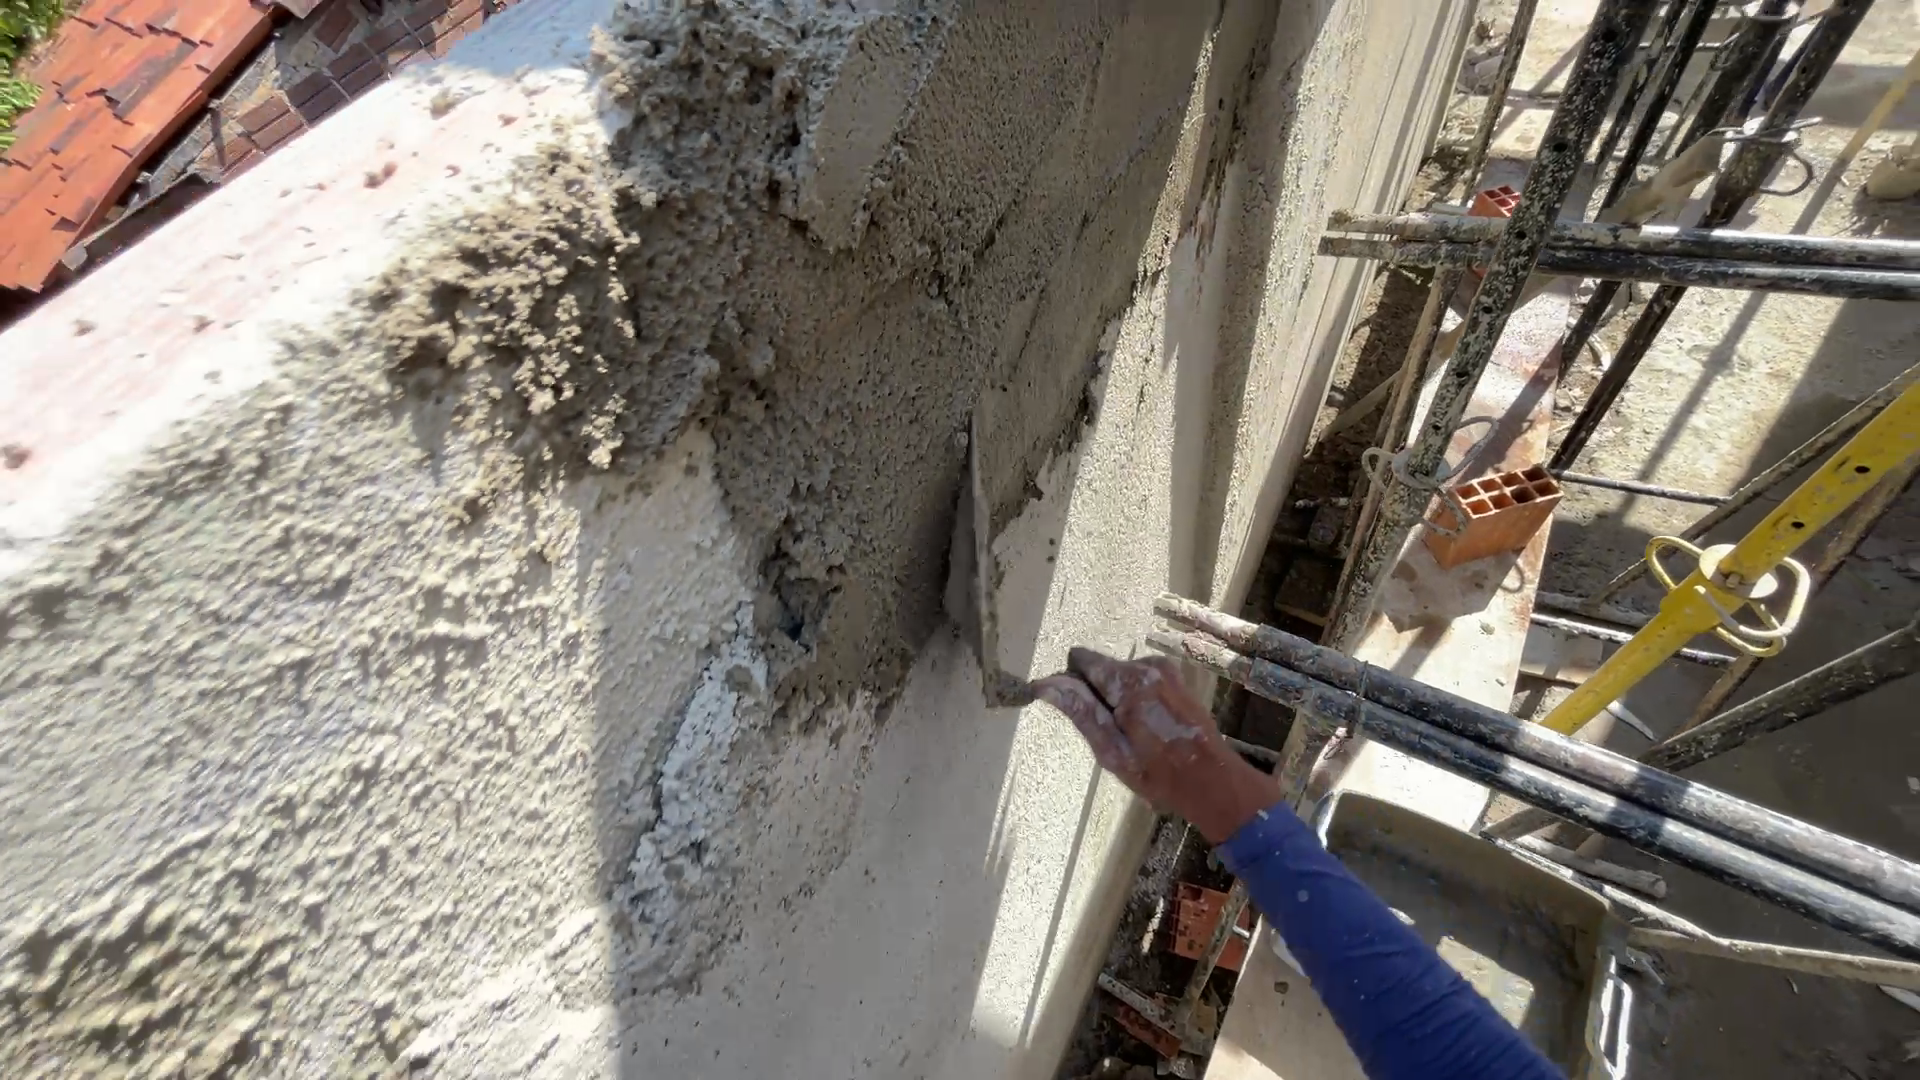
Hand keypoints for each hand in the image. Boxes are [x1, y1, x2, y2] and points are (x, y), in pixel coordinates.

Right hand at [1031, 647, 1279, 842]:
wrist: (1212, 782)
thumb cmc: (1158, 773)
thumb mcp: (1111, 751)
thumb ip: (1081, 712)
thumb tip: (1046, 684)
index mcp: (1129, 680)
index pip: (1080, 660)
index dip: (1074, 686)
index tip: (1084, 715)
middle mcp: (1147, 664)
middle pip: (1101, 668)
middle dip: (1098, 695)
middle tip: (1113, 733)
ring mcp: (1164, 668)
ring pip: (1119, 674)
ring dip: (1117, 698)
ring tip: (1133, 733)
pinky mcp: (1175, 676)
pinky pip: (1138, 679)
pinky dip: (1135, 697)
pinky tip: (1148, 725)